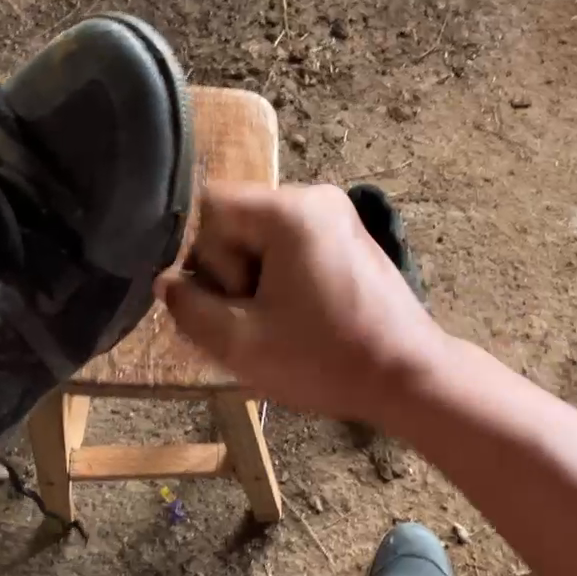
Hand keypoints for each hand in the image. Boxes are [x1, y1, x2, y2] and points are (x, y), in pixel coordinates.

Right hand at [158, 183, 450, 424]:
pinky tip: (300, 316)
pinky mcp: (349, 238)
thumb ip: (189, 309)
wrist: (408, 378)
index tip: (234, 303)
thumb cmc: (326, 361)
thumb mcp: (241, 344)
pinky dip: (281, 278)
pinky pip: (290, 246)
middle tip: (258, 320)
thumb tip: (168, 284)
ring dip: (256, 279)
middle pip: (237, 220)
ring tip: (281, 323)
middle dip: (232, 271)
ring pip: (261, 237)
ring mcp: (337, 216)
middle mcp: (316, 197)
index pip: (211, 207)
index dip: (205, 258)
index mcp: (291, 211)